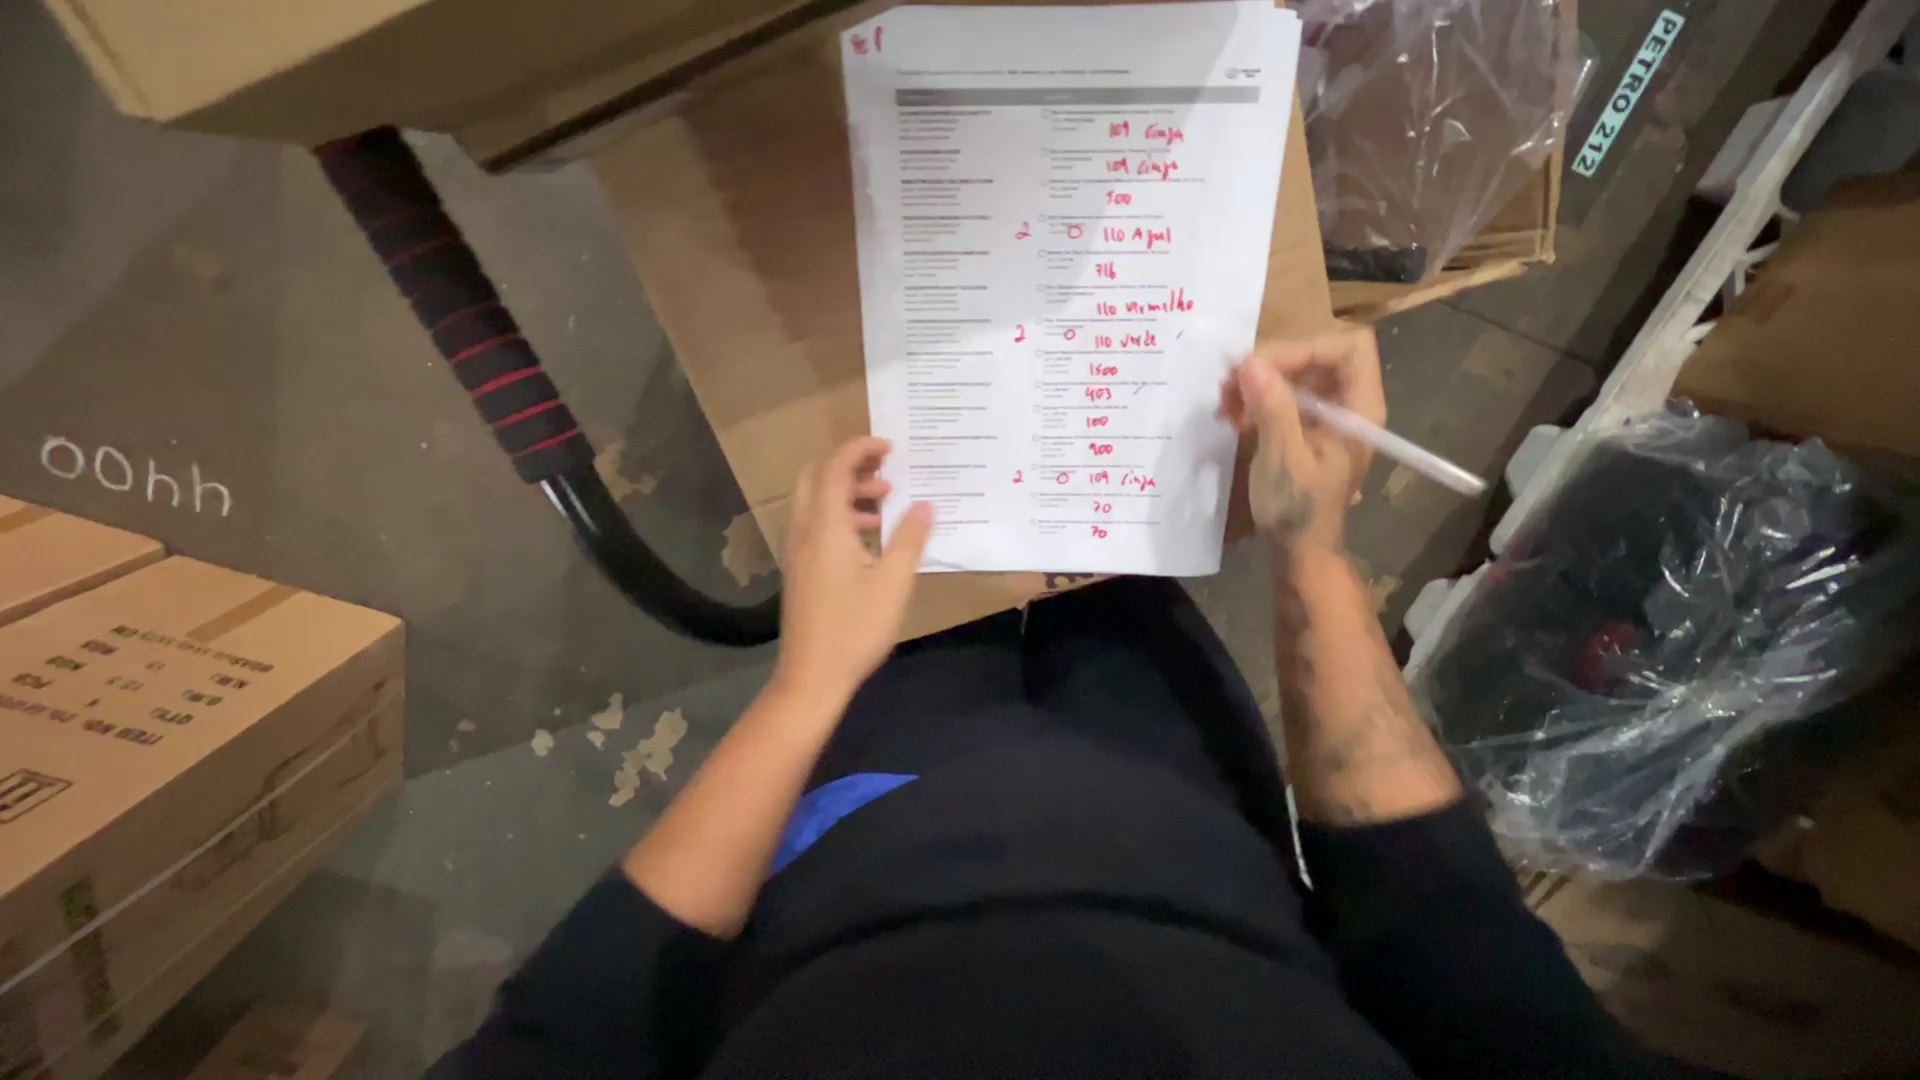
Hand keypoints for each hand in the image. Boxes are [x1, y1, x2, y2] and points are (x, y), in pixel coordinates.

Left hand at [772, 436, 933, 706]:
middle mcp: (804, 531)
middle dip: (850, 464)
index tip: (890, 446)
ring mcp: (797, 551)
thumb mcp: (893, 583)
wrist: (812, 675)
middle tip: (885, 467)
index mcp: (825, 527)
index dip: (860, 448)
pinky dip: (840, 515)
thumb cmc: (856, 628)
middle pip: (817, 476)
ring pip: (816, 501)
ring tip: (886, 501)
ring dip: (847, 491)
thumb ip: (910, 539)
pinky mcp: (800, 569)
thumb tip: (925, 505)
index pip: (835, 467)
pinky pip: (816, 524)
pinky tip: (870, 537)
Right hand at [1220, 326, 1384, 550]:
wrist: (1297, 550)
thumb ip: (1273, 408)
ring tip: (1226, 400)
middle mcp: (1349, 406)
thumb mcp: (1282, 459)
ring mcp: (1328, 417)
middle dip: (1273, 364)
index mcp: (1360, 410)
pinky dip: (1258, 398)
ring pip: (1299, 375)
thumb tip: (1250, 364)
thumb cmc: (1297, 509)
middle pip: (1319, 356)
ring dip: (1260, 381)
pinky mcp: (1307, 429)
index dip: (1305, 348)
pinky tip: (1233, 414)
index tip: (1261, 369)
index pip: (1348, 347)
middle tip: (1232, 382)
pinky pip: (1286, 397)